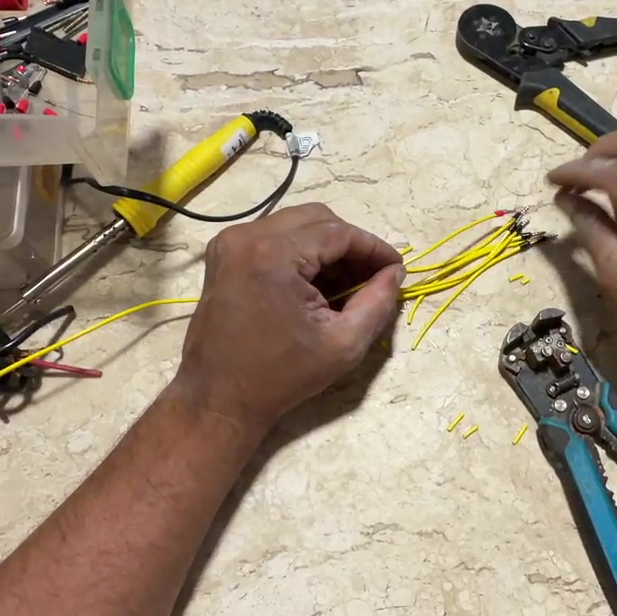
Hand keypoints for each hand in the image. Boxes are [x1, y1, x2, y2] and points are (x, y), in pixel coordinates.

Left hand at [169, 204, 404, 431]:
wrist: (220, 397)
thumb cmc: (282, 376)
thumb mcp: (343, 343)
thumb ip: (378, 302)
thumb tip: (395, 273)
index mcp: (273, 254)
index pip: (339, 232)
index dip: (374, 248)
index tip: (396, 268)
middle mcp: (247, 236)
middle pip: (317, 219)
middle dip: (351, 245)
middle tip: (373, 276)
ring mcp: (230, 243)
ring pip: (296, 224)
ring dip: (327, 248)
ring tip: (347, 283)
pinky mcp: (224, 256)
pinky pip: (274, 237)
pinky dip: (301, 253)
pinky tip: (316, 285)